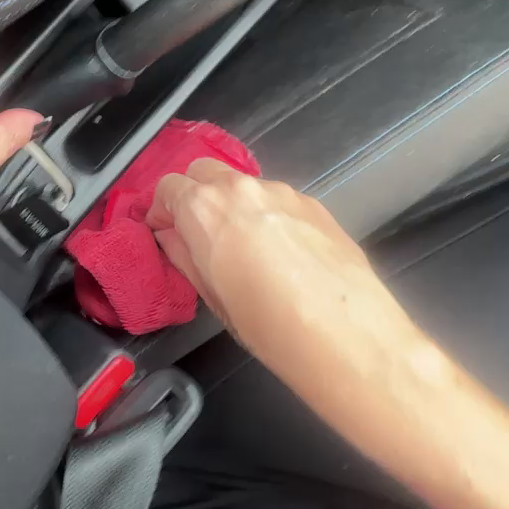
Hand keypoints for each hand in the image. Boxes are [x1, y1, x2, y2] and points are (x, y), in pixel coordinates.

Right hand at [147, 159, 457, 444]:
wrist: (347, 337)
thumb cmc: (269, 326)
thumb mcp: (211, 296)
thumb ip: (184, 255)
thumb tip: (173, 237)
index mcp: (204, 208)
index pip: (168, 187)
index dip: (161, 209)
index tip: (165, 230)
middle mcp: (241, 188)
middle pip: (204, 172)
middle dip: (194, 195)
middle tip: (197, 232)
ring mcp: (282, 192)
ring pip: (243, 185)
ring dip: (232, 205)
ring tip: (243, 246)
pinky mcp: (315, 204)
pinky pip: (276, 200)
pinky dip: (267, 214)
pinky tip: (280, 252)